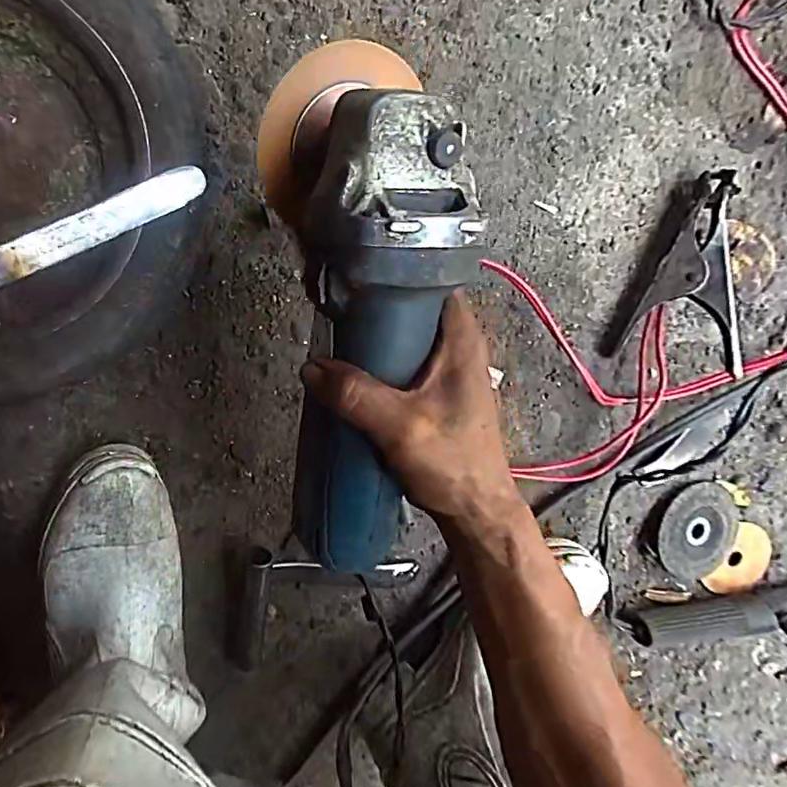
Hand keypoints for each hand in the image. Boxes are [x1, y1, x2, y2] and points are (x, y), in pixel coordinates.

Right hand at [300, 295, 523, 535]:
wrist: (475, 512)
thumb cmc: (452, 464)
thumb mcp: (400, 426)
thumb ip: (356, 395)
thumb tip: (311, 367)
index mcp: (461, 341)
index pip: (431, 283)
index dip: (395, 274)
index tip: (357, 276)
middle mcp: (457, 347)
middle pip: (412, 308)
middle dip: (375, 304)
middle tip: (336, 305)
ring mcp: (445, 370)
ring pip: (405, 336)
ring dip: (374, 335)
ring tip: (336, 333)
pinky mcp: (433, 392)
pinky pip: (400, 362)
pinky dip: (376, 360)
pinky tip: (350, 369)